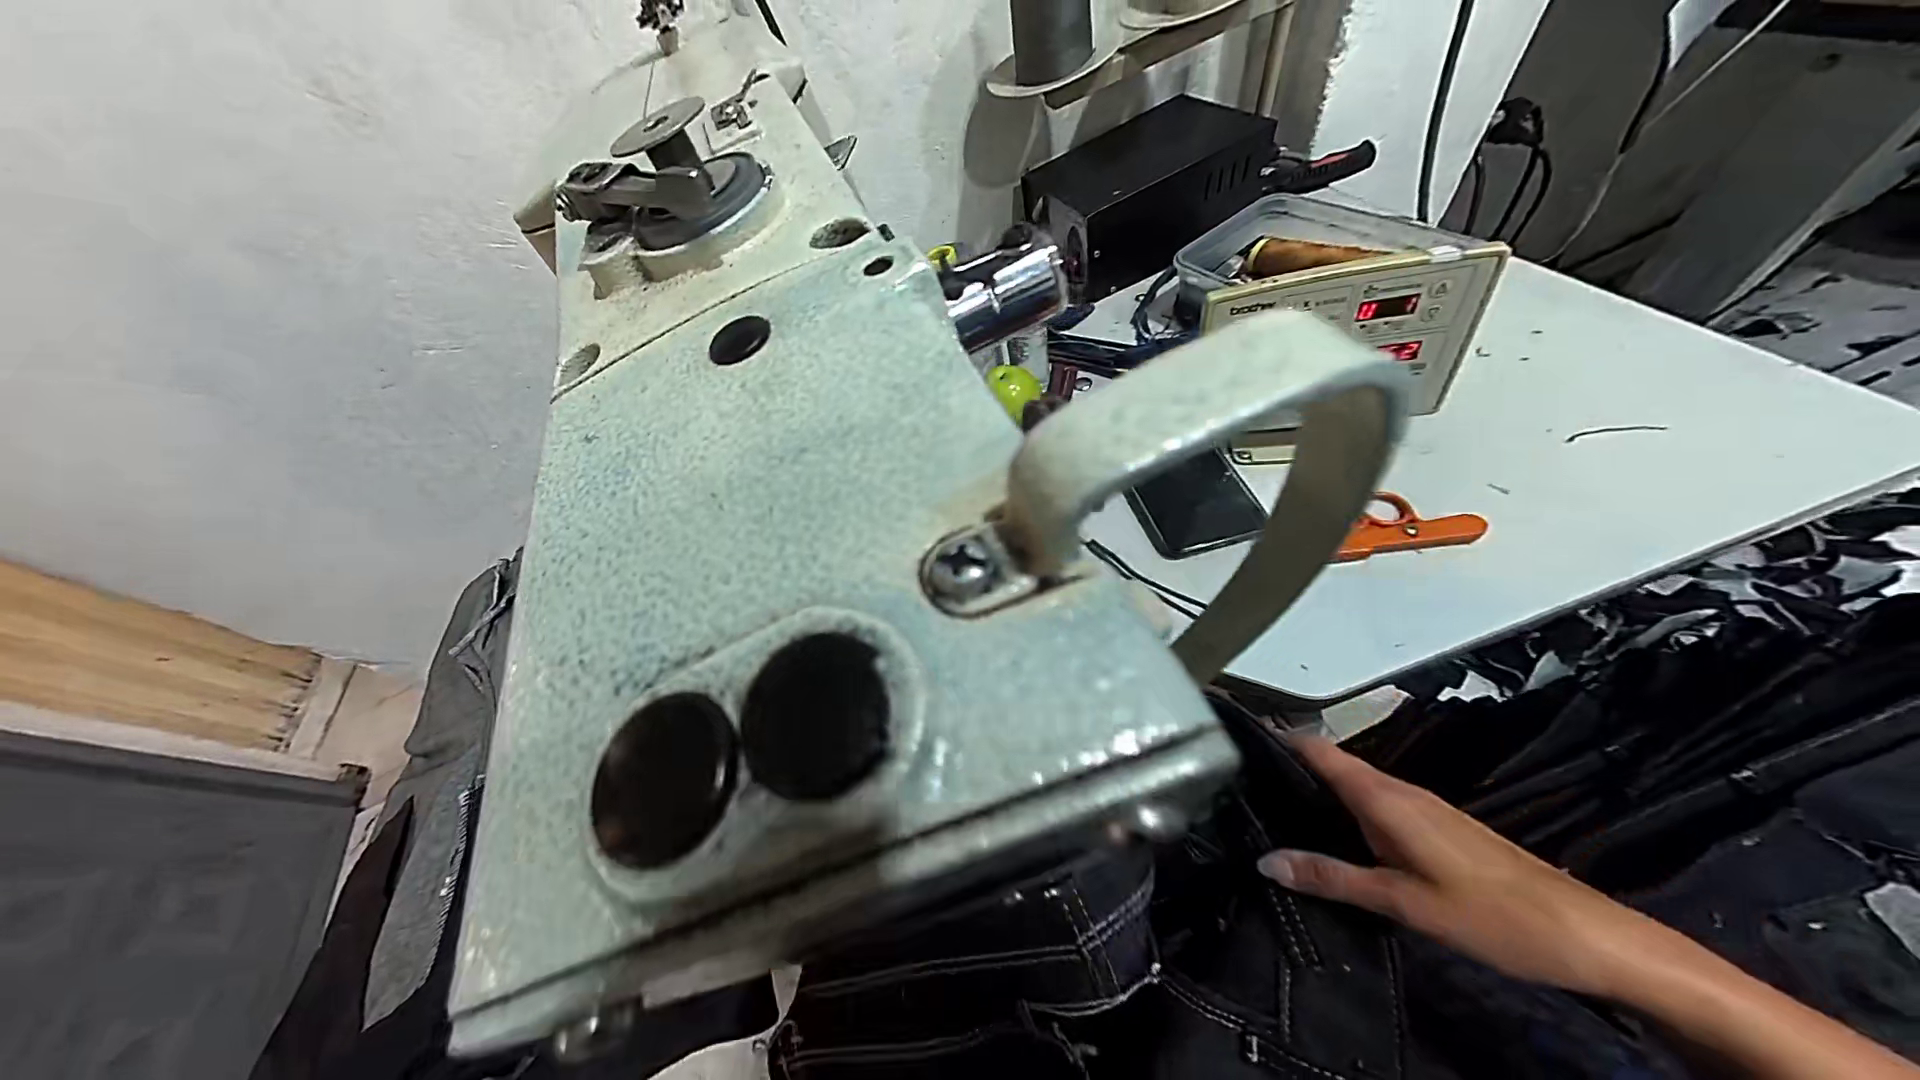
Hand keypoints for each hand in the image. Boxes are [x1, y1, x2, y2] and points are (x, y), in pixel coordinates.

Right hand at [1257, 735, 1676, 998]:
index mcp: (1384, 797)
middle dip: (1285, 766)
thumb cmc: (1495, 915)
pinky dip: (1340, 809)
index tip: (1233, 741)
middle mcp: (1399, 791)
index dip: (1276, 737)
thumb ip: (1332, 878)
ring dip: (1313, 790)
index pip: (1317, 749)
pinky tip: (1329, 837)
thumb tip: (1266, 860)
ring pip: (1350, 784)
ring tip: (1271, 809)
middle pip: (1329, 763)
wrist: (1590, 937)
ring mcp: (1420, 807)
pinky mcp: (1434, 826)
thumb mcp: (1403, 902)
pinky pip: (1371, 803)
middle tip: (1239, 785)